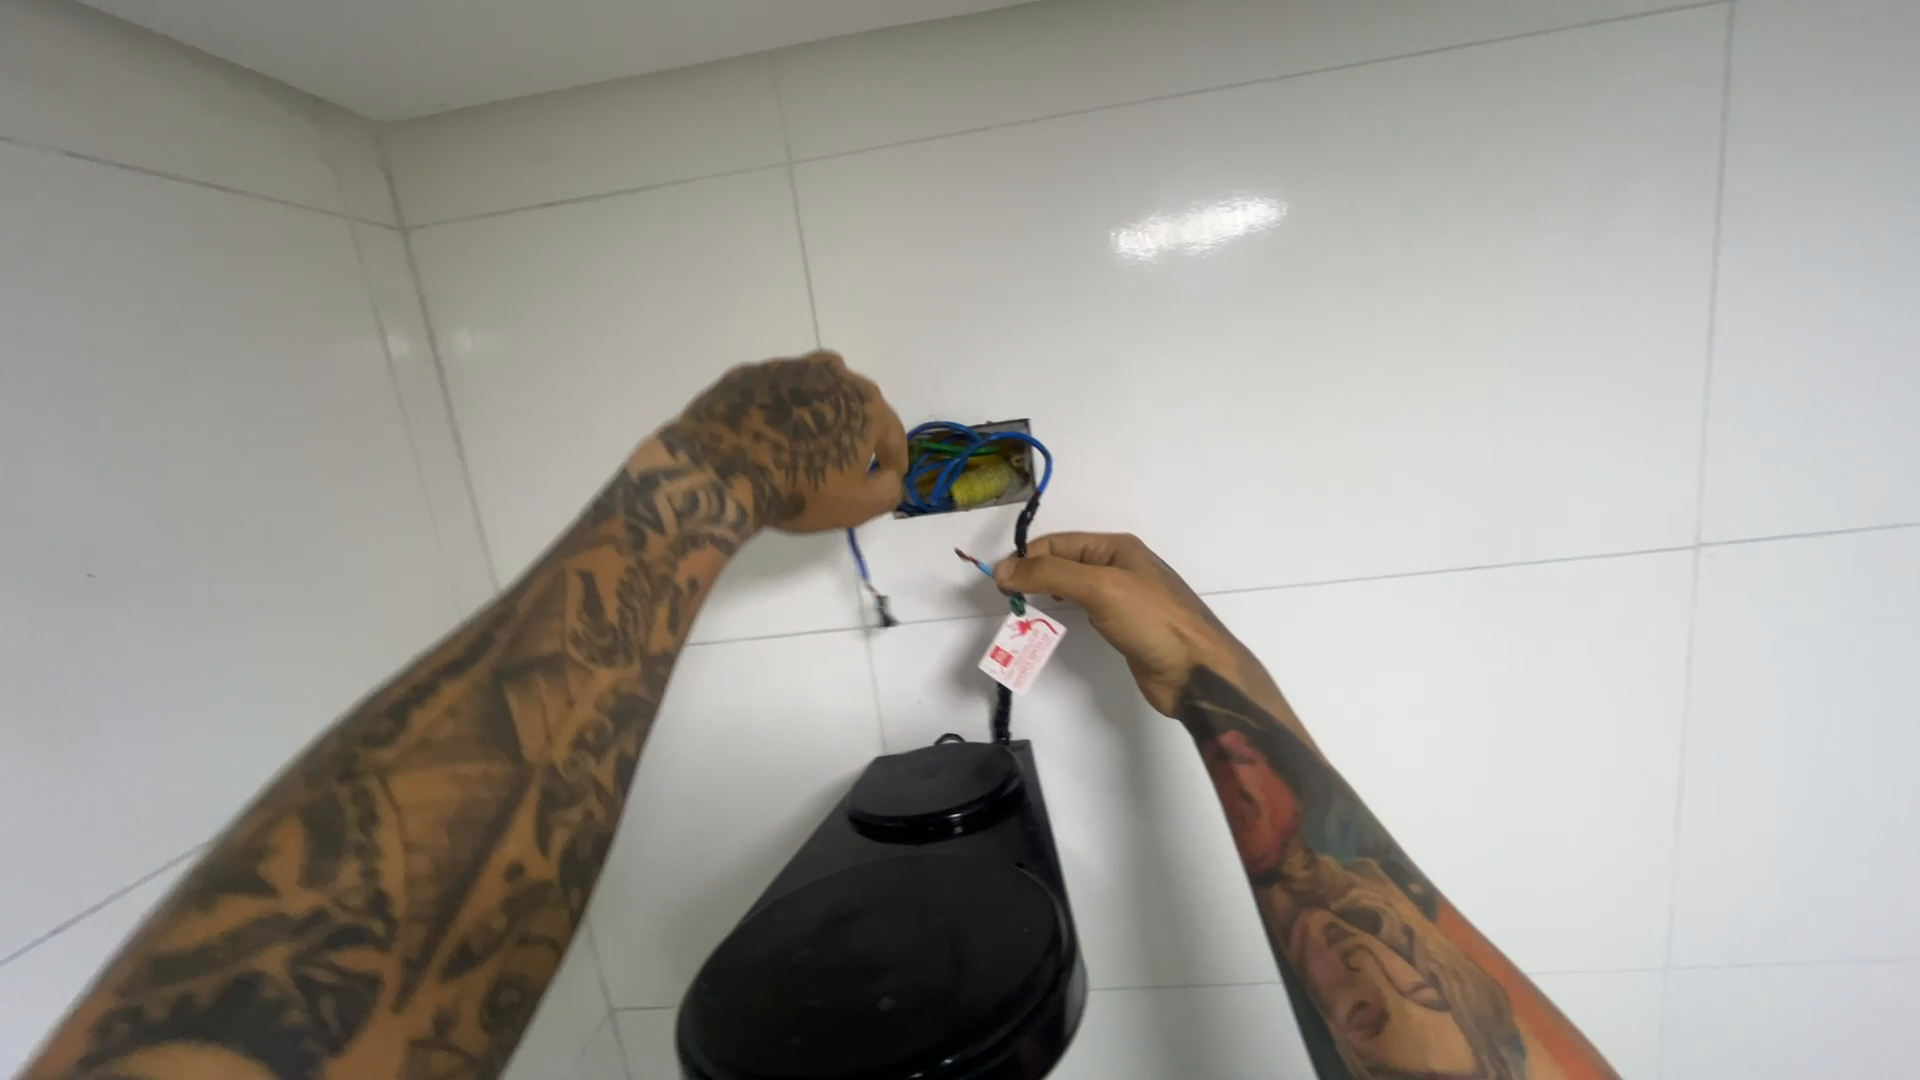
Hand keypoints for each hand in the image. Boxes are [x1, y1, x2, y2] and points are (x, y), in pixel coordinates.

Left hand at [660, 351, 907, 532]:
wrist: (720, 470)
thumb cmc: (800, 488)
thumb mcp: (859, 505)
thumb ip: (889, 489)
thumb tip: (891, 477)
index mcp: (866, 403)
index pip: (892, 434)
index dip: (894, 460)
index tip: (889, 477)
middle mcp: (832, 374)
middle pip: (857, 404)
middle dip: (859, 430)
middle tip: (849, 459)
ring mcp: (786, 369)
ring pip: (816, 390)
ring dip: (820, 412)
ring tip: (808, 441)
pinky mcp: (747, 374)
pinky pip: (775, 393)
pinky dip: (780, 410)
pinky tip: (768, 434)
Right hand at [994, 532, 1252, 715]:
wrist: (1197, 671)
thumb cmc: (1151, 621)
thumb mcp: (1098, 587)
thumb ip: (1049, 575)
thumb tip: (1002, 570)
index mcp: (1116, 547)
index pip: (1058, 543)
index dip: (1026, 559)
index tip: (999, 583)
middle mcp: (1119, 566)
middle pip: (1063, 563)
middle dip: (1033, 576)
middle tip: (1008, 599)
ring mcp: (1123, 597)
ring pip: (1072, 587)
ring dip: (1045, 595)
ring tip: (1023, 612)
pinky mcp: (1124, 626)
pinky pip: (1084, 611)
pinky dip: (1062, 614)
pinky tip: (1053, 624)